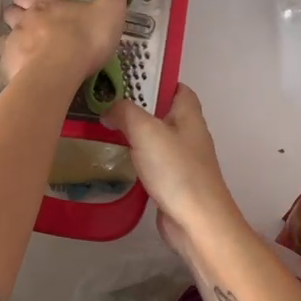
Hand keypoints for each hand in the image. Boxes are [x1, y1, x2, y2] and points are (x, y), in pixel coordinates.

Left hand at [0, 0, 133, 88]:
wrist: (58, 74)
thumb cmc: (85, 39)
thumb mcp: (110, 8)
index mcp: (44, 5)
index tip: (34, 3)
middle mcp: (23, 21)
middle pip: (10, 13)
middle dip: (16, 17)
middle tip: (31, 27)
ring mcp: (12, 46)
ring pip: (3, 40)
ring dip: (13, 44)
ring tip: (27, 54)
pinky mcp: (8, 69)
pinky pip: (6, 67)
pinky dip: (13, 69)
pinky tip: (23, 76)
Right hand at [102, 84, 244, 247]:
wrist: (197, 222)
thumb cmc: (176, 170)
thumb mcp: (146, 131)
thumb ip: (125, 112)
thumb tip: (108, 110)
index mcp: (189, 114)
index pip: (175, 86)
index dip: (154, 79)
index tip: (125, 77)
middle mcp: (188, 133)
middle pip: (161, 111)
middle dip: (136, 105)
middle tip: (105, 100)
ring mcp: (181, 159)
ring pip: (154, 136)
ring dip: (133, 131)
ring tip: (103, 124)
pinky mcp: (172, 181)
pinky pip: (150, 160)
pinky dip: (134, 156)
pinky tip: (114, 156)